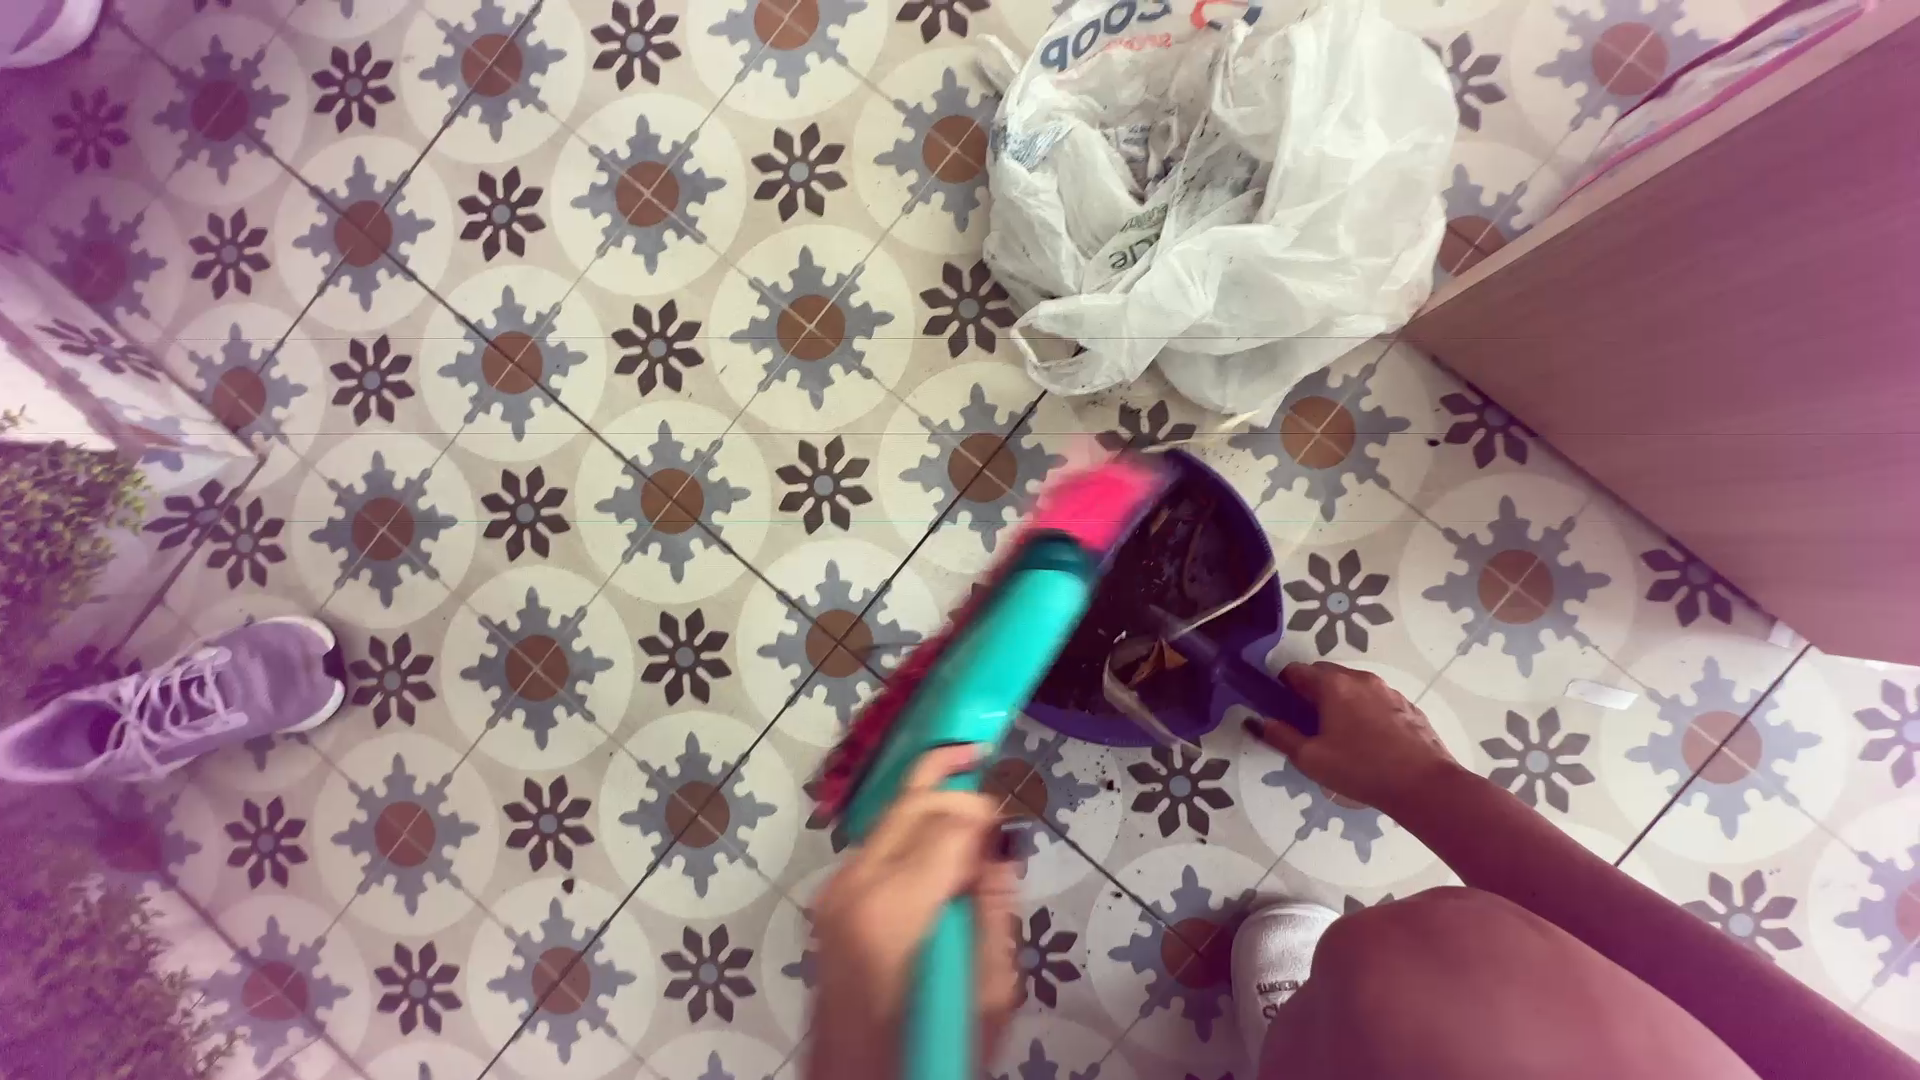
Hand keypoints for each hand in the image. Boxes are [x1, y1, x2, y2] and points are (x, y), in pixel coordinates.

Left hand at [806, 745, 1018, 1079]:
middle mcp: (854, 886)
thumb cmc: (930, 1053)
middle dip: (948, 775)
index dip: (981, 806)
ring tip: (963, 786)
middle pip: (909, 803)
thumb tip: (997, 845)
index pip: (946, 821)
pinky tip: (934, 839)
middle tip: (981, 754)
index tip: (1005, 815)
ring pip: (888, 816)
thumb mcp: (988, 996)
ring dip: (927, 800)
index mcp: (894, 910)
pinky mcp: (827, 902)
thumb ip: (993, 909)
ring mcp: (832, 892)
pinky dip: (908, 830)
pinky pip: (875, 845)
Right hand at [1243, 661, 1459, 813]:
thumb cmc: (1361, 769)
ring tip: (1341, 734)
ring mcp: (1388, 690)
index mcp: (1332, 685)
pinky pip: (1376, 700)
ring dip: (1340, 700)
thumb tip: (1260, 721)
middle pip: (1324, 674)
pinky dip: (1365, 711)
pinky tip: (1370, 742)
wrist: (1427, 786)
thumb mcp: (1310, 758)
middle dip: (1311, 692)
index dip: (1282, 687)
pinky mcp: (1409, 706)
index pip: (1295, 671)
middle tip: (1308, 724)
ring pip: (1352, 686)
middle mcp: (1360, 679)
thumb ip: (1280, 736)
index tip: (1282, 710)